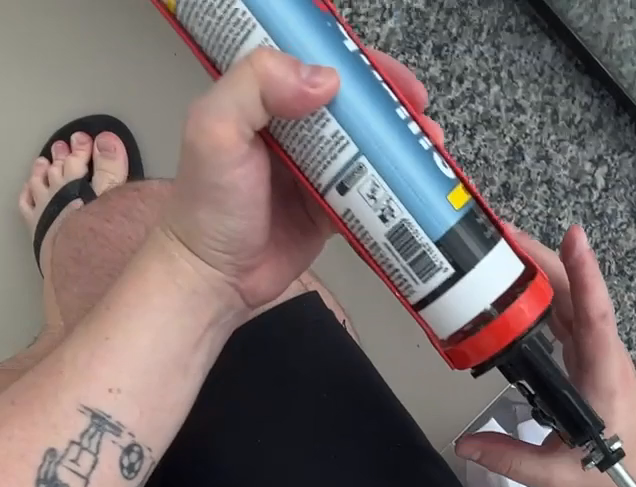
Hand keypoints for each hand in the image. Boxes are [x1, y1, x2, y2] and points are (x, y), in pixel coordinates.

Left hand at [161, 46, 442, 311]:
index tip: (383, 70)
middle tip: (419, 109)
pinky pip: (366, 193)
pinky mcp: (326, 210)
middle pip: (350, 103)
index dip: (353, 59)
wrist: (212, 279)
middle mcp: (289, 131)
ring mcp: (311, 172)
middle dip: (389, 101)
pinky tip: (415, 183)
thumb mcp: (215, 131)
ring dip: (399, 141)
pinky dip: (392, 187)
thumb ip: (255, 87)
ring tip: (429, 144)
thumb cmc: (205, 208)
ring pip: (364, 145)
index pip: (313, 61)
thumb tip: (324, 78)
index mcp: (260, 100)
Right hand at [455, 225, 635, 486]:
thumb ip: (509, 459)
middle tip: (504, 238)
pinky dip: (543, 297)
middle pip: (576, 296)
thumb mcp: (555, 475)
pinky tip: (518, 289)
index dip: (585, 274)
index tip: (573, 236)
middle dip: (544, 261)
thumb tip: (463, 445)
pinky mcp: (587, 359)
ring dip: (541, 273)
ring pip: (570, 302)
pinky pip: (566, 318)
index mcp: (602, 374)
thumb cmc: (613, 475)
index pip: (595, 315)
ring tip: (504, 253)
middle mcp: (601, 354)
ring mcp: (595, 354)